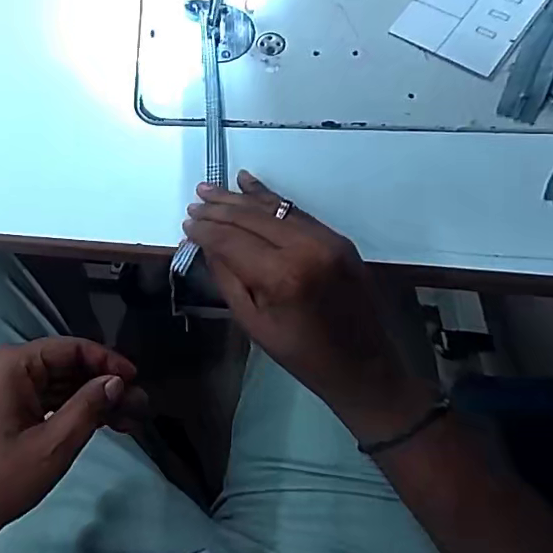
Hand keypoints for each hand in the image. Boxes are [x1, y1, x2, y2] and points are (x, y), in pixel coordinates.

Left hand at [0, 337, 144, 541]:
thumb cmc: (2, 476)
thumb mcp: (53, 443)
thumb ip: (88, 407)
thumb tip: (117, 381)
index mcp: (15, 363)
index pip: (70, 347)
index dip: (106, 360)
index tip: (137, 379)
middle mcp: (12, 367)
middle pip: (68, 364)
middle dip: (105, 382)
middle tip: (141, 405)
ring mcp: (12, 389)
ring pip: (64, 383)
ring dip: (96, 398)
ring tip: (133, 418)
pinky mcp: (15, 409)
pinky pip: (54, 399)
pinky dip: (80, 410)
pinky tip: (108, 424)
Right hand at [184, 171, 436, 439]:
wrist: (366, 369)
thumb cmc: (301, 354)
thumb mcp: (251, 321)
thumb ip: (226, 276)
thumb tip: (204, 243)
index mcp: (281, 275)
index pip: (229, 239)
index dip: (204, 230)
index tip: (186, 226)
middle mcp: (305, 248)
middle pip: (249, 217)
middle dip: (217, 210)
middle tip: (193, 204)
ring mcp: (326, 240)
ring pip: (272, 208)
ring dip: (238, 198)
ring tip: (209, 190)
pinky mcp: (337, 239)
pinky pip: (295, 210)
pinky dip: (268, 197)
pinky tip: (246, 183)